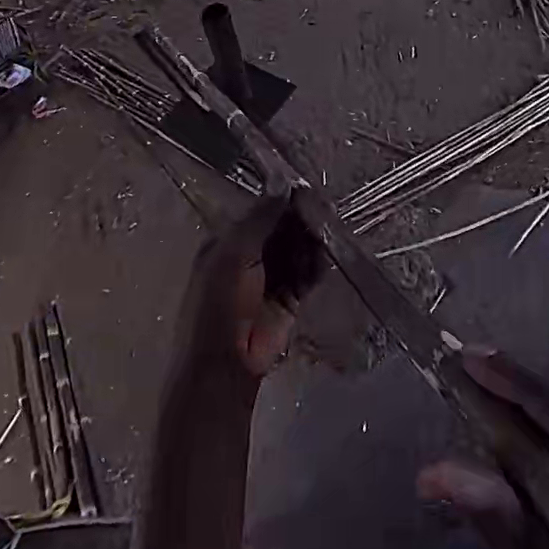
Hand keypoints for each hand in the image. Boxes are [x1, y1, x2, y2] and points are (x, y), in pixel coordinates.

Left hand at [174, 190, 322, 380]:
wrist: (226, 363)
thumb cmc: (221, 303)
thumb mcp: (234, 254)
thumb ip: (259, 220)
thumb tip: (283, 185)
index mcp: (227, 245)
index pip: (259, 215)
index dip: (282, 202)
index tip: (306, 192)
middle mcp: (249, 259)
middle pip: (282, 231)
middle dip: (302, 221)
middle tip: (325, 210)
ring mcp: (270, 280)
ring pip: (297, 251)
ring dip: (311, 242)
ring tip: (328, 232)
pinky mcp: (288, 300)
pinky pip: (307, 275)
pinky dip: (317, 266)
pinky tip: (326, 257)